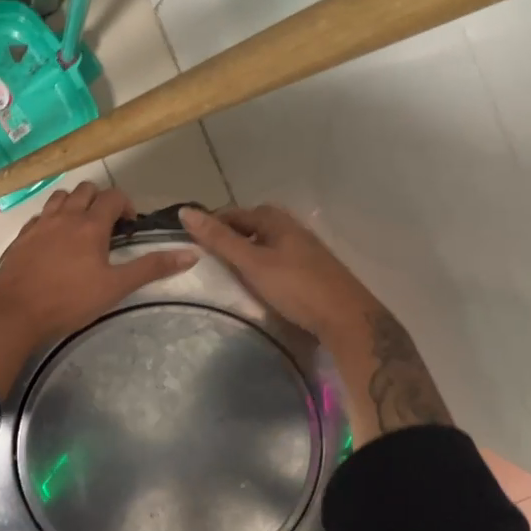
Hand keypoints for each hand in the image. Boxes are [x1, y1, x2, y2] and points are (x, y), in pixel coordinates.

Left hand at [0, 184, 197, 395]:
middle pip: (85, 190)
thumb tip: (190, 254)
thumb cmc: (69, 301)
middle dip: (100, 200)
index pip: (113, 196)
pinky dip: (51, 219)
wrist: (15, 314)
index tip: (129, 227)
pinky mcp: (20, 238)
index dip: (126, 206)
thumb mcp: (115, 287)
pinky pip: (39, 216)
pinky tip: (53, 241)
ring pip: (59, 197)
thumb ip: (151, 268)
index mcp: (89, 224)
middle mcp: (63, 216)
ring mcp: (39, 225)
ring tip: (80, 230)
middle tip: (107, 226)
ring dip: (74, 204)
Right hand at [179, 205, 379, 343]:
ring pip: (264, 242)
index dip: (211, 224)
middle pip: (251, 225)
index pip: (234, 213)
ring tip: (226, 271)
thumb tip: (185, 212)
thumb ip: (219, 240)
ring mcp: (303, 249)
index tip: (190, 243)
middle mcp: (291, 228)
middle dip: (228, 236)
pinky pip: (275, 258)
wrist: (346, 318)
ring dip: (244, 251)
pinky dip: (259, 264)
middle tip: (206, 257)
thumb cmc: (295, 287)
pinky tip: (254, 281)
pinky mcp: (310, 269)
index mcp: (276, 220)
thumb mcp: (252, 262)